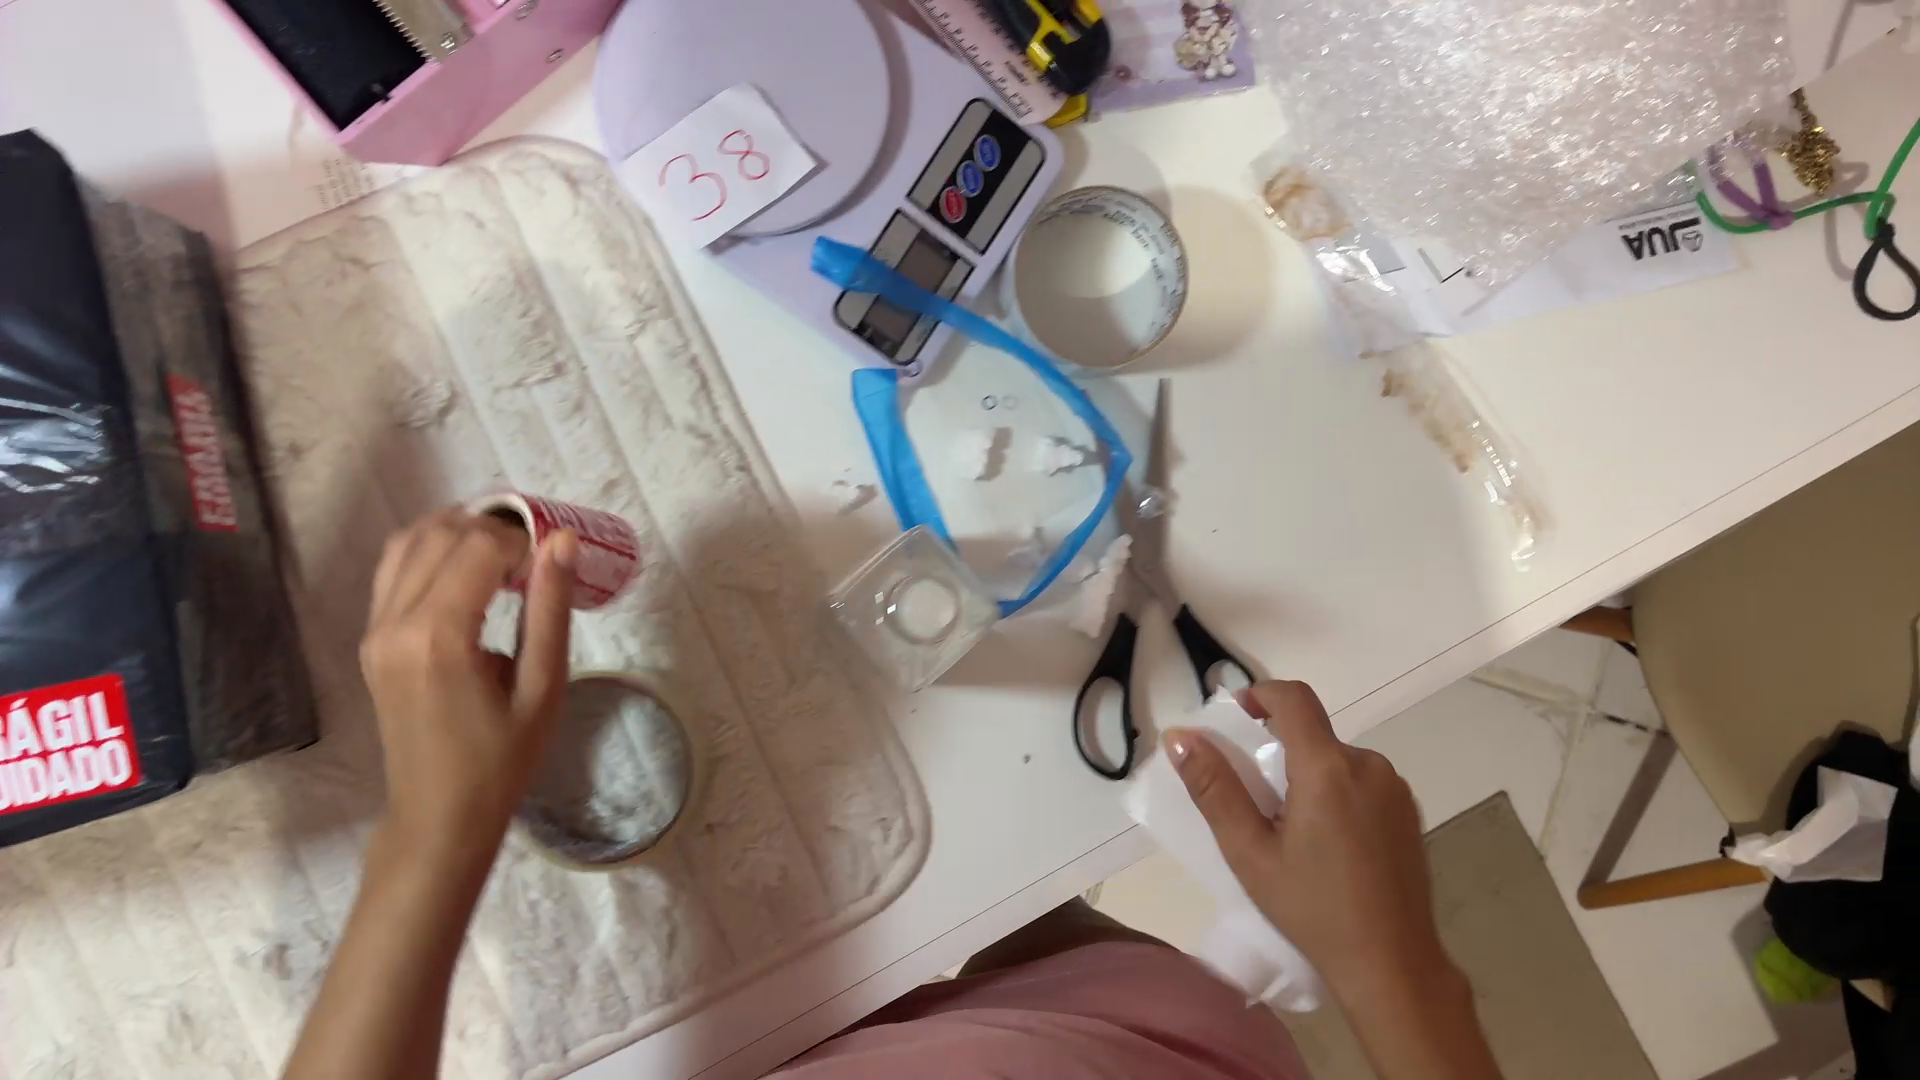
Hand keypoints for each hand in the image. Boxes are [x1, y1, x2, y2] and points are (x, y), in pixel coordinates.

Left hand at [359, 508, 576, 858]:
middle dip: (494, 528)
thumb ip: (549, 608)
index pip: (478, 547)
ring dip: (460, 532)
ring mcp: (374, 630)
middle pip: (441, 534)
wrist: (440, 814)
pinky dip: (432, 550)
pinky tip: (470, 568)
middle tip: (538, 554)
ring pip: (409, 542)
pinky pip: (394, 569)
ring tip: (507, 554)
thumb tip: (563, 540)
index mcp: (438, 636)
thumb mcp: (543, 685)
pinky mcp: (372, 639)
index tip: (554, 563)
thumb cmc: (503, 757)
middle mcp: (394, 623)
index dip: (523, 541)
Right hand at [1164, 680, 1442, 994]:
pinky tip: (1328, 841)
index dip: (1259, 693)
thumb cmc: (1312, 908)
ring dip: (1307, 773)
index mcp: (1327, 768)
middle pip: (1312, 732)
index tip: (1236, 717)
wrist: (1395, 967)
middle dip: (1278, 749)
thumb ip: (1213, 788)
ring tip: (1290, 829)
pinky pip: (1360, 780)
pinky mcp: (1409, 811)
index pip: (1293, 697)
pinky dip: (1335, 791)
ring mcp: (1395, 788)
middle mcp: (1368, 765)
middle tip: (1254, 798)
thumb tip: (1179, 737)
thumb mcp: (1248, 851)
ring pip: (1335, 757)